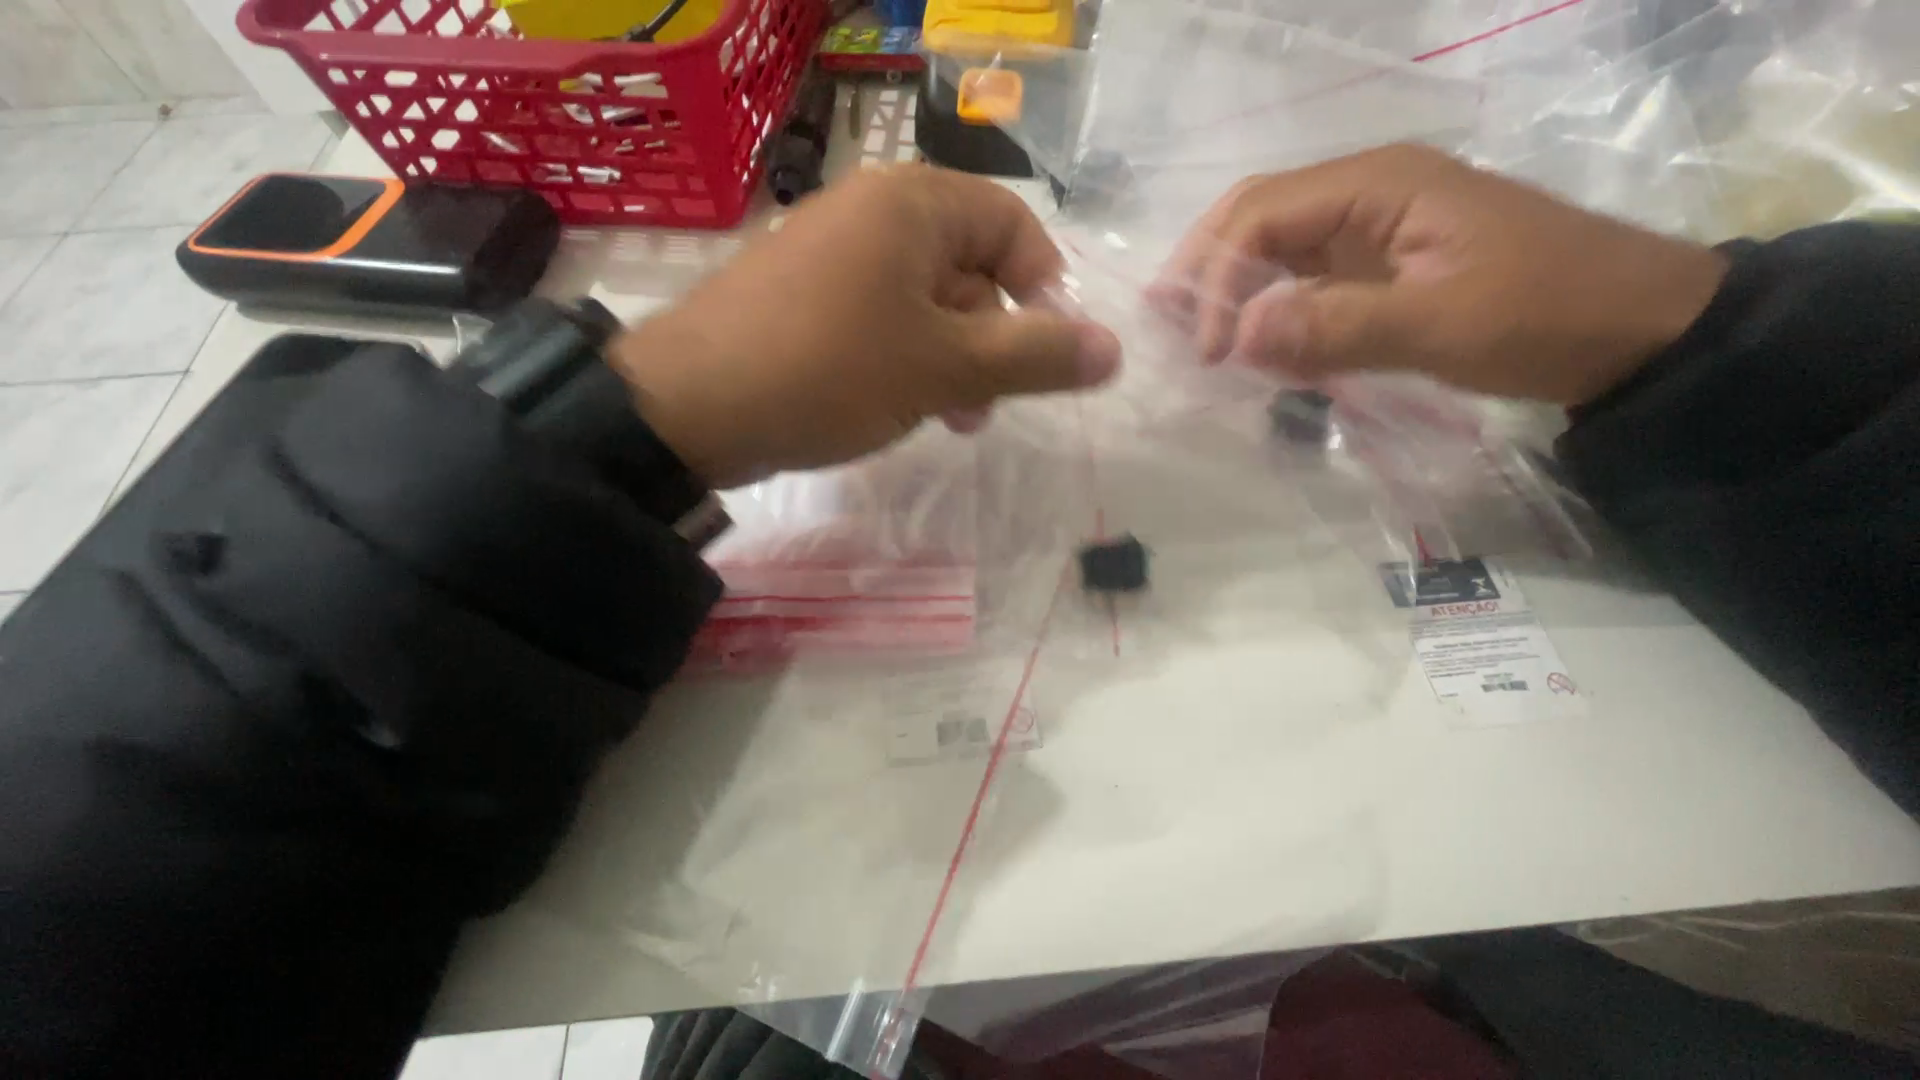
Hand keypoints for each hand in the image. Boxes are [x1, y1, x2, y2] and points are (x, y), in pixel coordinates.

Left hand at [609, 166, 1120, 487]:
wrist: (689, 407)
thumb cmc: (831, 371)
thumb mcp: (945, 368)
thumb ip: (1034, 356)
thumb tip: (1116, 350)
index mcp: (911, 203)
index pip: (1013, 223)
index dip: (1044, 287)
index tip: (1048, 354)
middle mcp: (871, 212)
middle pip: (967, 262)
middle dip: (992, 335)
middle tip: (987, 404)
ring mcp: (829, 252)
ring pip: (921, 297)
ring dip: (950, 356)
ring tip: (946, 417)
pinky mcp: (799, 294)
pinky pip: (875, 314)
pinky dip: (901, 355)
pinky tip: (893, 404)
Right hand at [1150, 144, 1728, 405]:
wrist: (1640, 329)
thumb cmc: (1548, 317)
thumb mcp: (1443, 325)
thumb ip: (1337, 328)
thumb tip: (1238, 340)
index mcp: (1379, 185)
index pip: (1262, 215)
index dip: (1219, 278)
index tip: (1209, 352)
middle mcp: (1369, 191)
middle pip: (1257, 214)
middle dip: (1206, 268)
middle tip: (1166, 324)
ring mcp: (1377, 226)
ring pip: (1276, 243)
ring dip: (1232, 284)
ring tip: (1196, 333)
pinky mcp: (1387, 261)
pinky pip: (1307, 275)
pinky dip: (1272, 305)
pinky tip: (1257, 342)